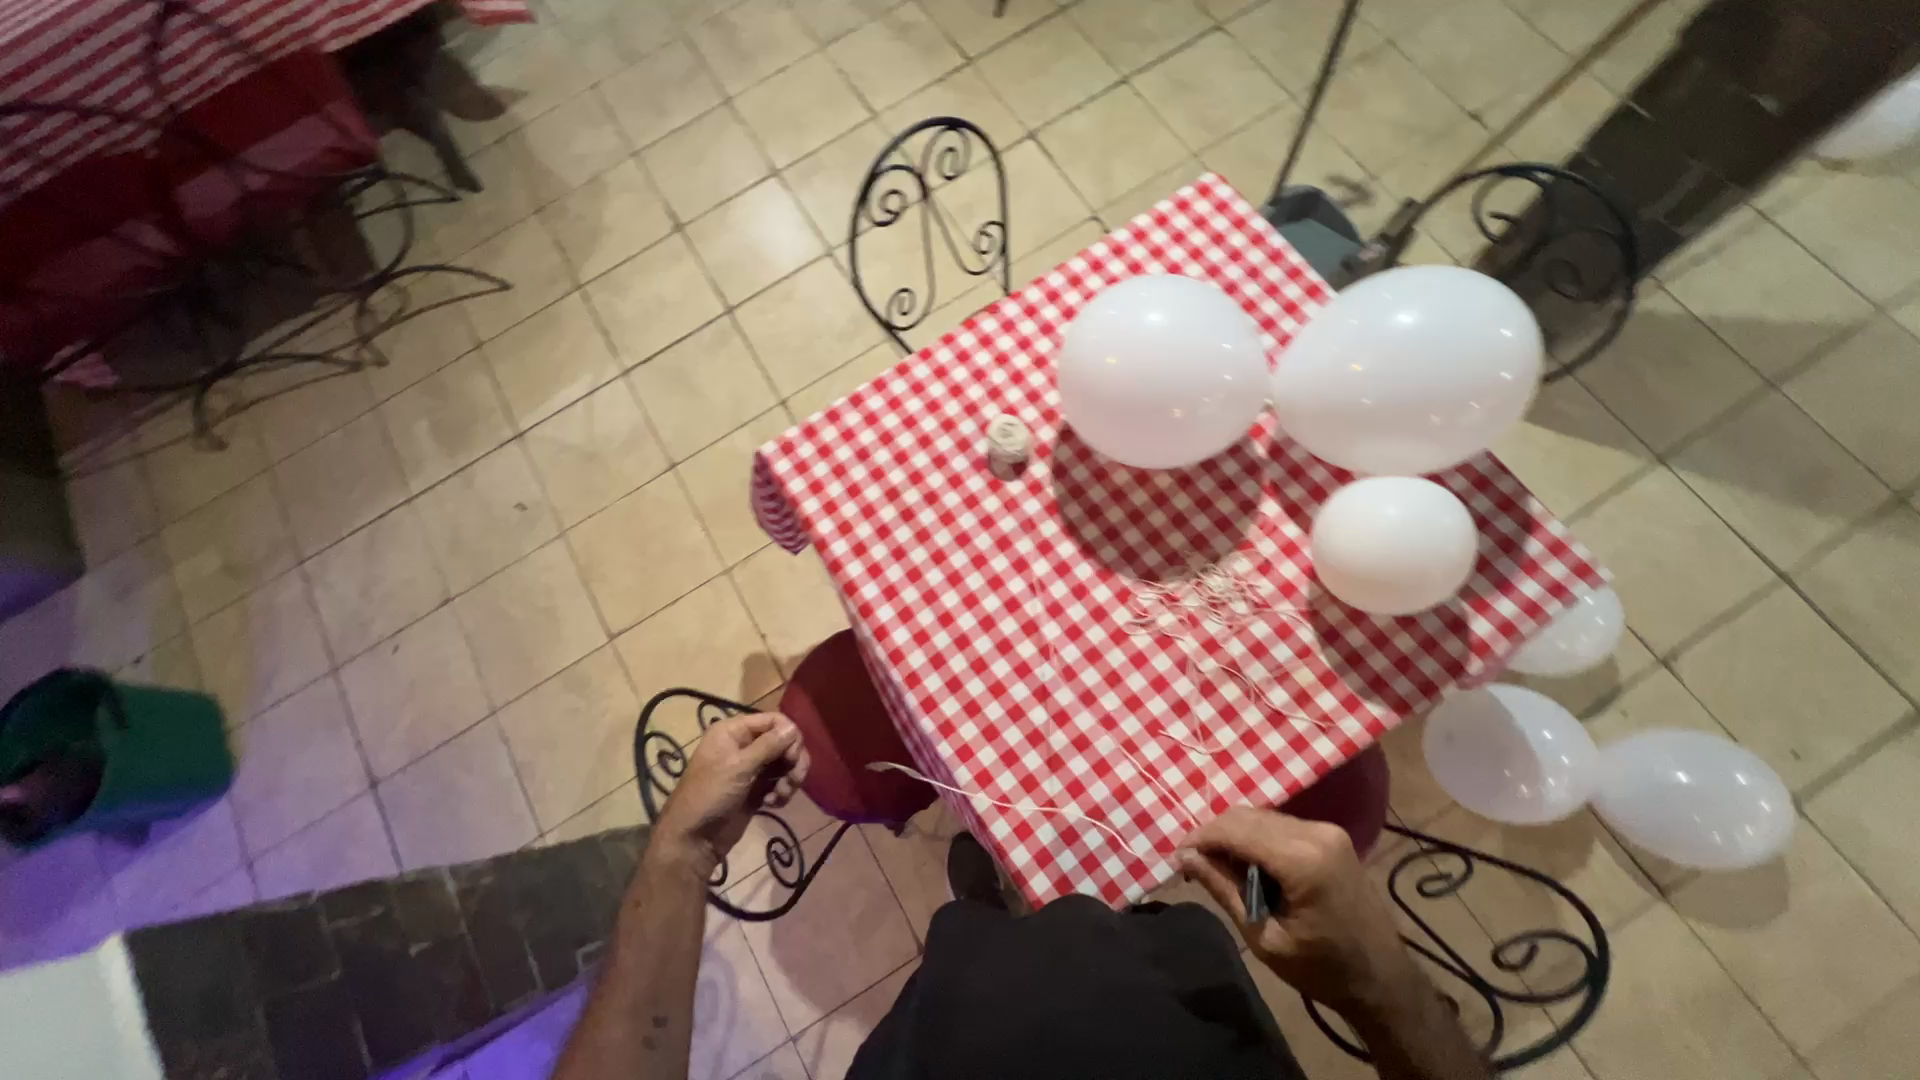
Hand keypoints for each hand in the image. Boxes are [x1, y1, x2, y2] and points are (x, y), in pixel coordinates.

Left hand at [655, 713, 809, 878]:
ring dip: (789, 777)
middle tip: (794, 779)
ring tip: (782, 794)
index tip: (793, 757)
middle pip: (783, 741)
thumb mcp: (738, 767)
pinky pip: (780, 781)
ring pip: (784, 762)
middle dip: (793, 760)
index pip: (774, 720)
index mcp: (734, 731)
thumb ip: (768, 745)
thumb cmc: (710, 795)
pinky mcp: (757, 789)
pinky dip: (782, 791)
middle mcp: (744, 745)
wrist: (694, 840)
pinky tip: (773, 803)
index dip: (789, 735)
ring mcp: (752, 768)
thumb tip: (794, 727)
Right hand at [1179, 808, 1422, 1018]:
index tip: (1177, 857)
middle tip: (1192, 865)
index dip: (1200, 838)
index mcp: (1303, 860)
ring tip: (1216, 867)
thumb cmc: (1322, 969)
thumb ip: (1224, 889)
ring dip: (1233, 836)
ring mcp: (1326, 830)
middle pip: (1246, 816)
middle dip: (1214, 836)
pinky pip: (1278, 824)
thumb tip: (1185, 857)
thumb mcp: (1264, 937)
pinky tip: (1246, 865)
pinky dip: (1254, 838)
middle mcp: (1316, 833)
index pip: (1235, 829)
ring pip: (1260, 817)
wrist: (1383, 980)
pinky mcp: (1330, 835)